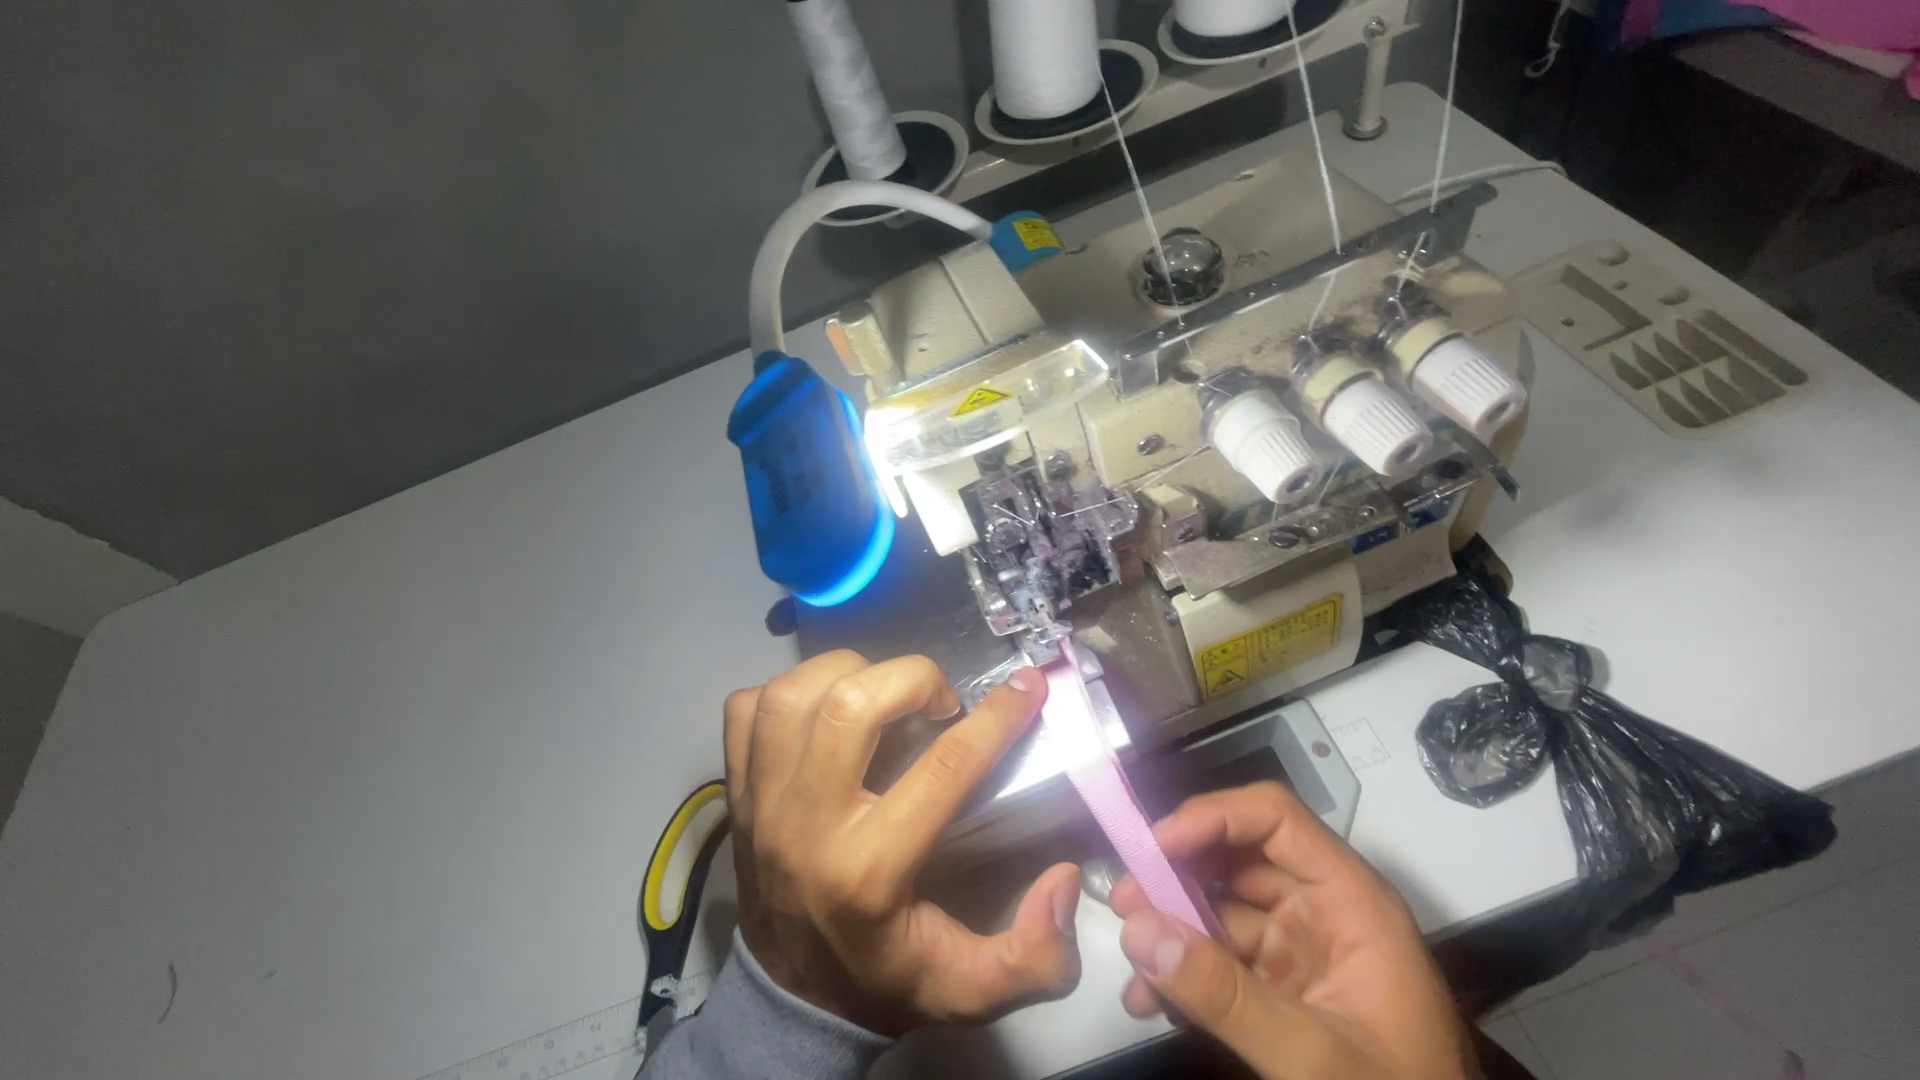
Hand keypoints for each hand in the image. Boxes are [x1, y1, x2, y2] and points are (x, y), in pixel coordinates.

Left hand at [722, 651, 1082, 1034]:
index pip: (943, 768)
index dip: (997, 718)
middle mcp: (806, 825)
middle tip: (940, 702)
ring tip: (883, 694)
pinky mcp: (734, 791)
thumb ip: (1035, 958)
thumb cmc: (883, 981)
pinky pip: (747, 709)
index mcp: (870, 871)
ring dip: (848, 673)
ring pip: (793, 694)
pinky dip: (787, 692)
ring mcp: (759, 803)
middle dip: (912, 678)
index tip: (1028, 687)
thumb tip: (1063, 878)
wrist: (789, 1003)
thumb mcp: (970, 991)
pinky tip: (821, 712)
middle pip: (850, 706)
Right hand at [1109, 782, 1475, 1079]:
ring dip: (1171, 929)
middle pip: (1237, 860)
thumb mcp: (1315, 1058)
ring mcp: (1301, 951)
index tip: (1152, 849)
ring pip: (1220, 910)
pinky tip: (1148, 1001)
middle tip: (1123, 903)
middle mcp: (1322, 911)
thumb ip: (1225, 996)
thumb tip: (1138, 930)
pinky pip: (1220, 961)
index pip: (1274, 819)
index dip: (1211, 818)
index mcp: (1350, 901)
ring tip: (1131, 963)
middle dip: (1175, 876)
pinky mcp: (1282, 990)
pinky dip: (1182, 973)